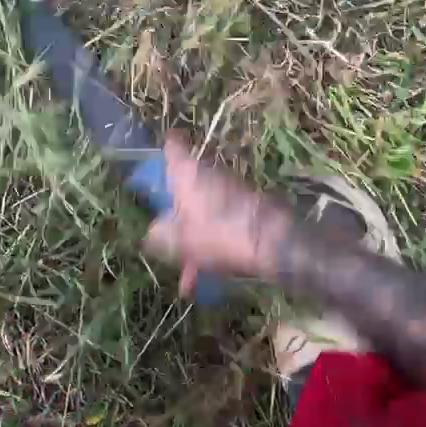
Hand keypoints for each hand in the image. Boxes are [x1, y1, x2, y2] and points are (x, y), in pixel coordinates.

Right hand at [141, 134, 295, 295]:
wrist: (274, 243)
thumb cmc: (217, 233)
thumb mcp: (178, 240)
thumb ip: (159, 235)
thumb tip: (151, 234)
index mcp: (186, 172)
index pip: (172, 146)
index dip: (162, 151)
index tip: (153, 164)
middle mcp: (207, 173)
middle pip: (183, 185)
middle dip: (174, 215)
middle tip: (164, 240)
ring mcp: (228, 189)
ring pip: (201, 210)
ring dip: (192, 239)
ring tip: (188, 276)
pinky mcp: (246, 206)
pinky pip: (219, 223)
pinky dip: (210, 245)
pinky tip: (206, 280)